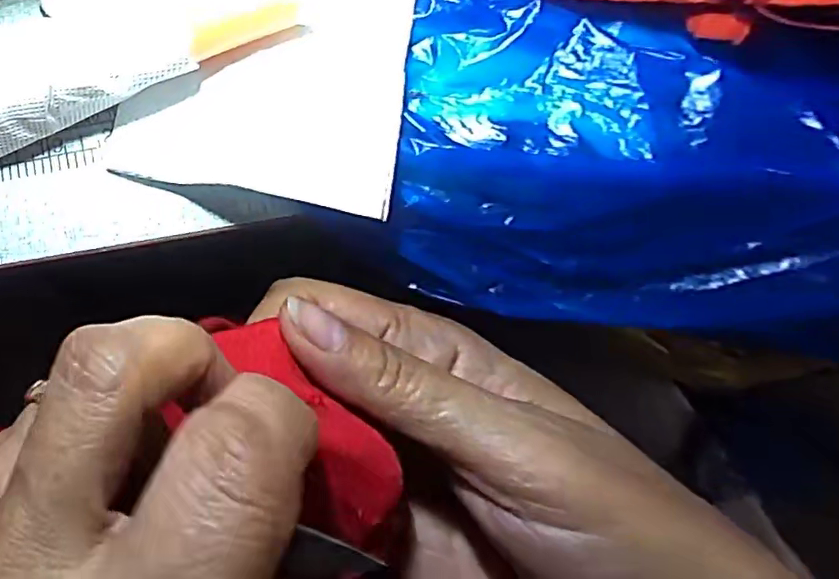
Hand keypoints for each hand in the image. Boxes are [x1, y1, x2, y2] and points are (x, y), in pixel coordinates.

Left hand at [0, 316, 318, 578]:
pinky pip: (36, 411)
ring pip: (68, 366)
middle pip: (102, 363)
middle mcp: (40, 545)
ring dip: (134, 376)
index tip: (288, 431)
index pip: (227, 454)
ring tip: (162, 430)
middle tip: (215, 392)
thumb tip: (293, 452)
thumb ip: (271, 547)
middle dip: (179, 346)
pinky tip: (97, 475)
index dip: (277, 414)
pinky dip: (86, 419)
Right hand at [251, 280, 796, 578]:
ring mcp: (383, 465)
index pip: (318, 307)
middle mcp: (388, 395)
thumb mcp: (510, 442)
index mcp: (419, 349)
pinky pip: (320, 507)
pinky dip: (293, 510)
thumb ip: (401, 381)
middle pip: (299, 370)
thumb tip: (292, 311)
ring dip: (271, 453)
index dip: (273, 327)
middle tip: (227, 436)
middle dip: (262, 393)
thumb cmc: (611, 520)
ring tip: (238, 480)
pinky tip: (269, 518)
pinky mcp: (381, 531)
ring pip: (300, 436)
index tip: (237, 374)